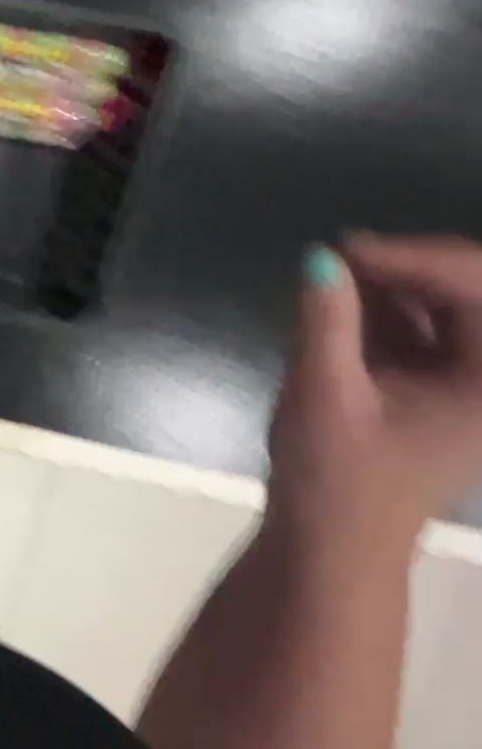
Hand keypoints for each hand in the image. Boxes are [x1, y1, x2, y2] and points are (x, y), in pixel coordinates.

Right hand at [269, 234, 481, 540]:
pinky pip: (434, 332)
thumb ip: (326, 321)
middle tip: (340, 254)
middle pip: (479, 295)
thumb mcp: (323, 390)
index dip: (415, 260)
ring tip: (337, 270)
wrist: (336, 537)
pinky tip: (346, 300)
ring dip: (403, 284)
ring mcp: (474, 387)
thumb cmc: (336, 471)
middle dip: (415, 265)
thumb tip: (320, 258)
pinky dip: (393, 309)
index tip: (342, 249)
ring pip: (456, 310)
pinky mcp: (445, 390)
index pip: (480, 293)